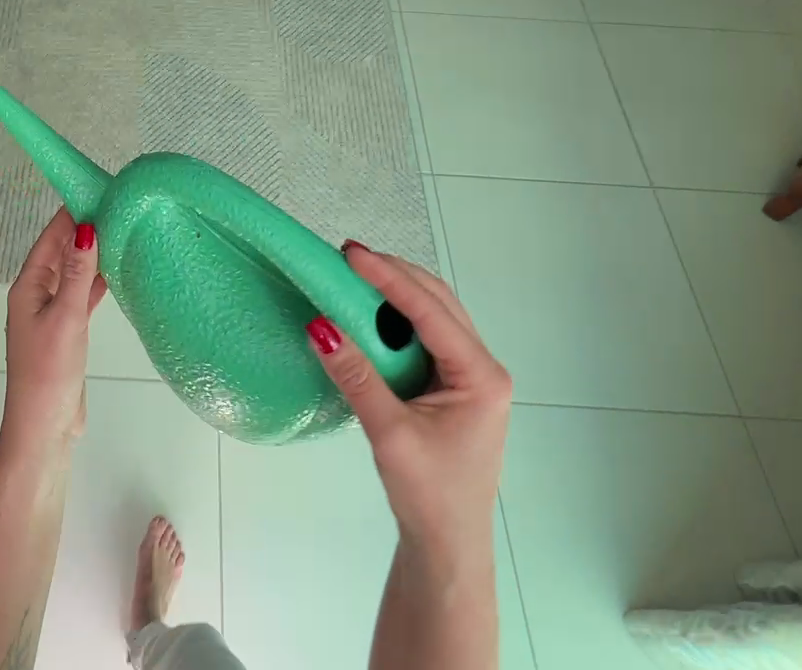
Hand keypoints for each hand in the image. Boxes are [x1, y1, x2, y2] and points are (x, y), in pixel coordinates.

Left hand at [0, 209, 106, 455]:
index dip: (71, 215)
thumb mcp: (66, 318)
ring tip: (122, 233)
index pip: (50, 239)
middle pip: (61, 254)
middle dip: (85, 232)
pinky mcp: (67, 332)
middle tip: (118, 208)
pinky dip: (98, 283)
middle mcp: (36, 296)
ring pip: (74, 275)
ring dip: (93, 257)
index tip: (97, 191)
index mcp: (28, 288)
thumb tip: (86, 229)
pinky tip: (118, 273)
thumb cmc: (48, 372)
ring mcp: (52, 315)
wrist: (44, 428)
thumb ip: (79, 275)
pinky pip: (83, 296)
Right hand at [307, 245, 510, 572]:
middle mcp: (482, 367)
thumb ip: (356, 377)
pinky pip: (424, 337)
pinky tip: (368, 315)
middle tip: (348, 259)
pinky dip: (395, 319)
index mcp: (481, 376)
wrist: (448, 547)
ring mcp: (468, 376)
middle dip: (395, 275)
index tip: (352, 254)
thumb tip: (319, 327)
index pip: (431, 311)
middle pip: (439, 302)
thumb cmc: (428, 495)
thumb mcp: (389, 433)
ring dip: (396, 293)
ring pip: (433, 316)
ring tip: (354, 277)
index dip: (390, 277)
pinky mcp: (450, 386)